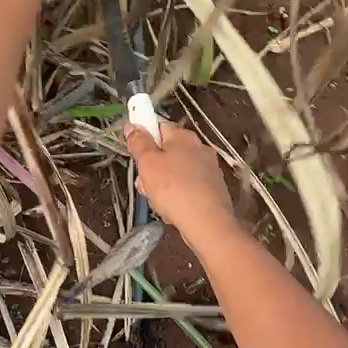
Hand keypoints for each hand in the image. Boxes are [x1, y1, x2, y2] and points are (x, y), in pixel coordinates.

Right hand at [123, 120, 235, 238]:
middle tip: (144, 183)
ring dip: (164, 182)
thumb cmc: (173, 188)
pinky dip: (179, 194)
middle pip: (168, 150)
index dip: (145, 139)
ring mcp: (210, 168)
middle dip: (153, 166)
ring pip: (177, 170)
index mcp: (184, 136)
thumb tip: (133, 125)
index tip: (137, 156)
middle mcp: (200, 147)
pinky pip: (189, 186)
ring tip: (158, 200)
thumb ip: (139, 142)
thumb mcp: (148, 163)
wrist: (207, 222)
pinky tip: (174, 208)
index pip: (160, 126)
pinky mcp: (215, 188)